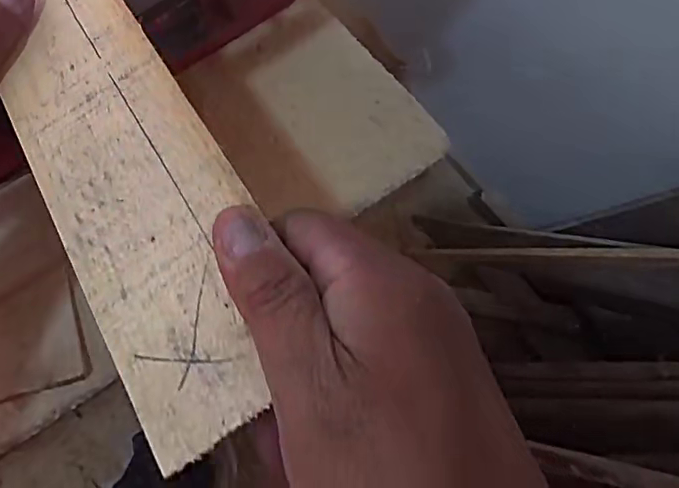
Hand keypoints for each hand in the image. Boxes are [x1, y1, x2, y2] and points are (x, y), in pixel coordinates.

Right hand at [212, 207, 544, 487]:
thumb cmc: (382, 474)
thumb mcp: (307, 383)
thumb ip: (270, 294)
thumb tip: (233, 216)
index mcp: (383, 277)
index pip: (298, 226)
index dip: (262, 266)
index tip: (244, 326)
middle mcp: (417, 292)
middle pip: (321, 272)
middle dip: (283, 324)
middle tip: (266, 393)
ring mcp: (437, 337)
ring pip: (342, 319)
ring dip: (307, 363)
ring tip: (294, 434)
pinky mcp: (445, 379)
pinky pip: (374, 355)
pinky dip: (343, 385)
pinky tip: (334, 444)